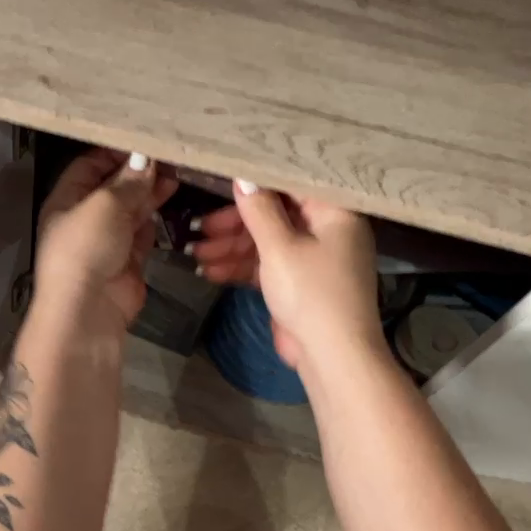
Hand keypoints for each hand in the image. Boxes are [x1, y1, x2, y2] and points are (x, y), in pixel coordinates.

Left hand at [36, 150, 176, 324]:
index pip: (90, 165)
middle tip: (171, 156)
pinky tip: (174, 200)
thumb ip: (128, 181)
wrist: (89, 310)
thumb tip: (145, 157)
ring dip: (151, 193)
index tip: (147, 139)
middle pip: (113, 186)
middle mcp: (85, 217)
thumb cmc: (86, 249)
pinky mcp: (128, 260)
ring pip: (131, 208)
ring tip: (178, 174)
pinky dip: (157, 218)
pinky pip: (143, 232)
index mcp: (66, 200)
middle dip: (139, 172)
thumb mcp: (105, 205)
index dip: (116, 151)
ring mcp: (107, 240)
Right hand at [188, 181, 381, 371]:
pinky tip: (210, 272)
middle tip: (200, 229)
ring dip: (230, 248)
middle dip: (234, 224)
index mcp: (333, 212)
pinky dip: (239, 267)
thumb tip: (243, 176)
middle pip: (273, 216)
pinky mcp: (295, 283)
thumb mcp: (280, 247)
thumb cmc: (311, 291)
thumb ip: (260, 210)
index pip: (292, 185)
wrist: (331, 354)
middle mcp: (324, 230)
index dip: (256, 183)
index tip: (222, 181)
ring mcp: (309, 258)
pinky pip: (264, 266)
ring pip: (264, 243)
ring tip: (196, 254)